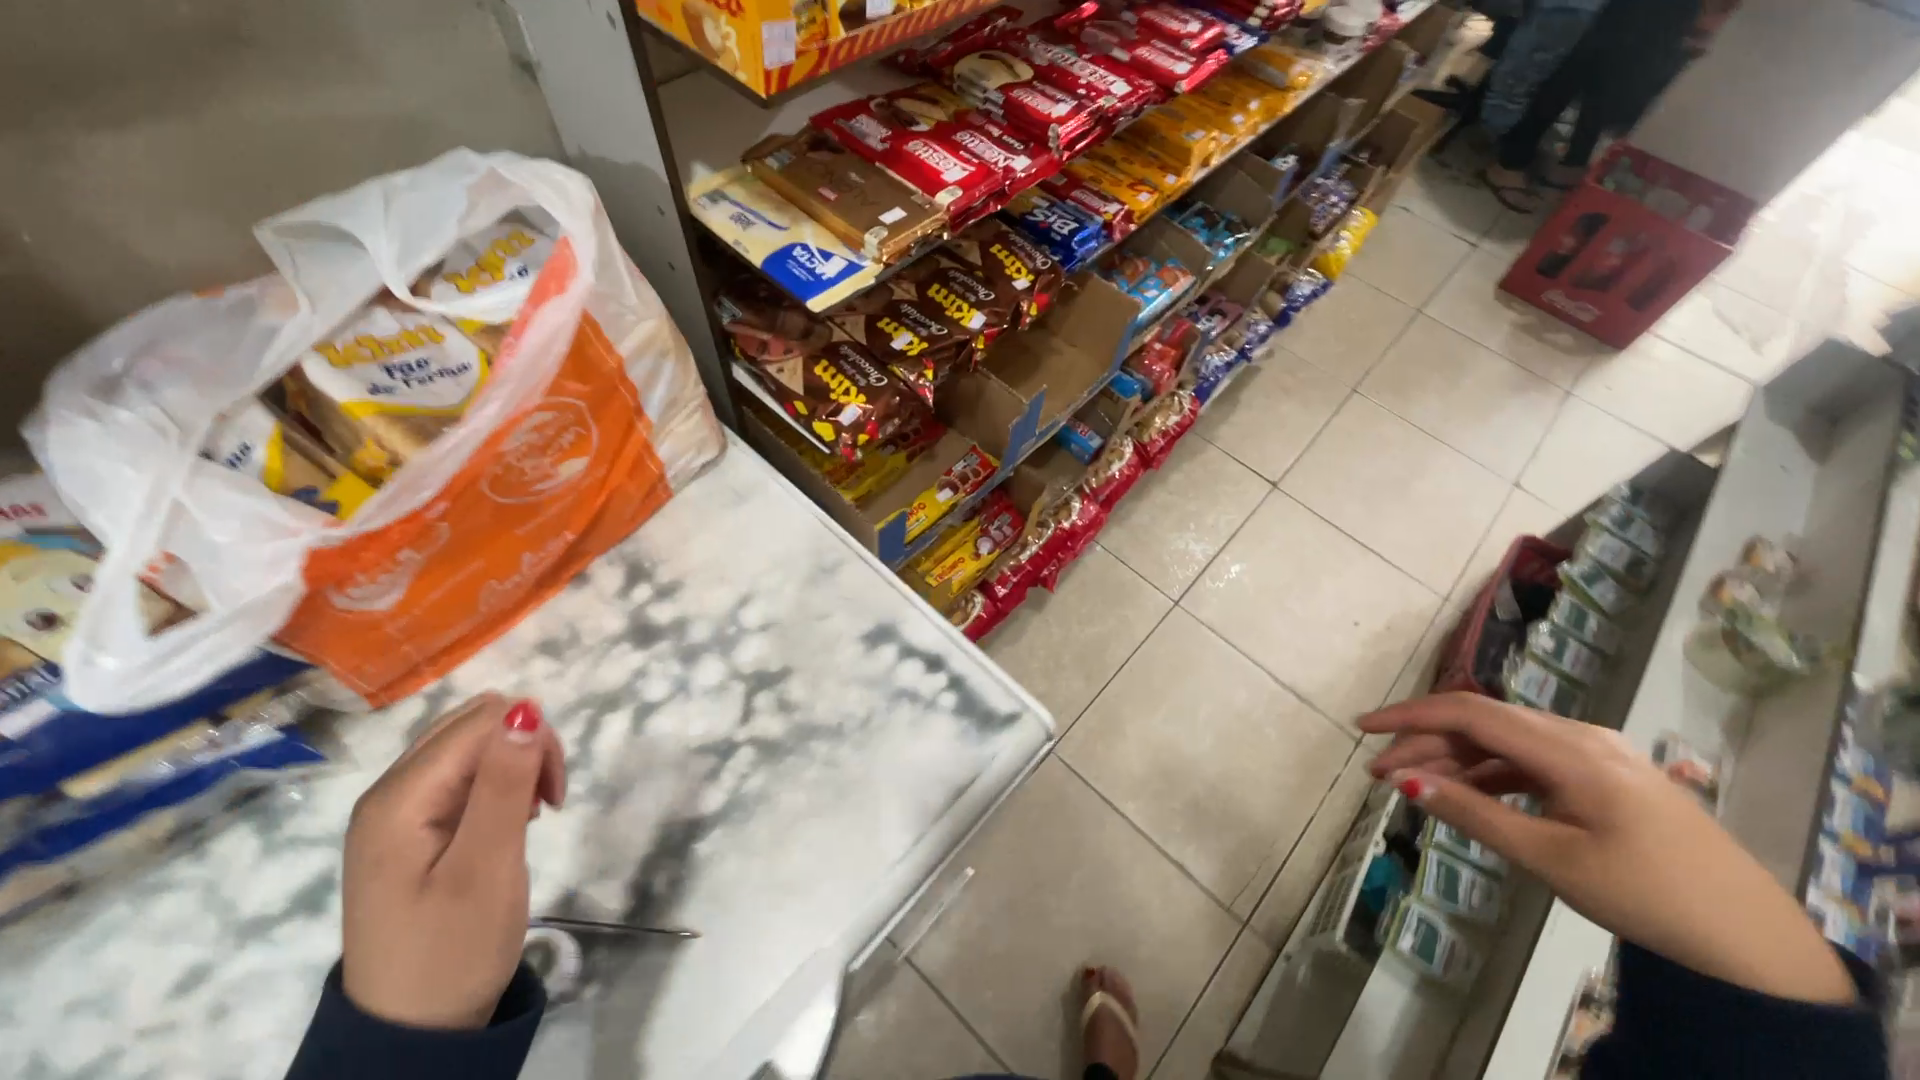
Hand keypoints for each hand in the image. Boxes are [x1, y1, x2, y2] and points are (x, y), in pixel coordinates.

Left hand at [342, 693, 566, 1029]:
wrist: (410, 1034)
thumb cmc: (453, 951)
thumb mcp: (488, 867)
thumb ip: (504, 783)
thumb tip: (525, 707)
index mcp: (398, 798)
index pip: (480, 722)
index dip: (531, 741)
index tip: (555, 798)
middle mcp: (388, 792)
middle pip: (471, 725)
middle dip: (523, 746)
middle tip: (547, 803)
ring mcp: (394, 813)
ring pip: (468, 748)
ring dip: (513, 765)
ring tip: (530, 816)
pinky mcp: (408, 832)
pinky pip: (459, 779)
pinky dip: (496, 786)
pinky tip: (509, 822)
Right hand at [1361, 692, 1855, 1005]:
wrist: (1751, 941)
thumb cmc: (1647, 897)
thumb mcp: (1551, 858)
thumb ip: (1474, 813)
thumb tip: (1407, 781)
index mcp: (1572, 750)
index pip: (1470, 712)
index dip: (1409, 715)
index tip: (1361, 728)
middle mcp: (1584, 737)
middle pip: (1485, 723)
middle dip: (1426, 742)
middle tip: (1380, 776)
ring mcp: (1600, 754)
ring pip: (1507, 741)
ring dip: (1456, 758)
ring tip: (1414, 785)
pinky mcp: (1608, 777)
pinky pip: (1533, 760)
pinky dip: (1492, 772)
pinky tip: (1469, 794)